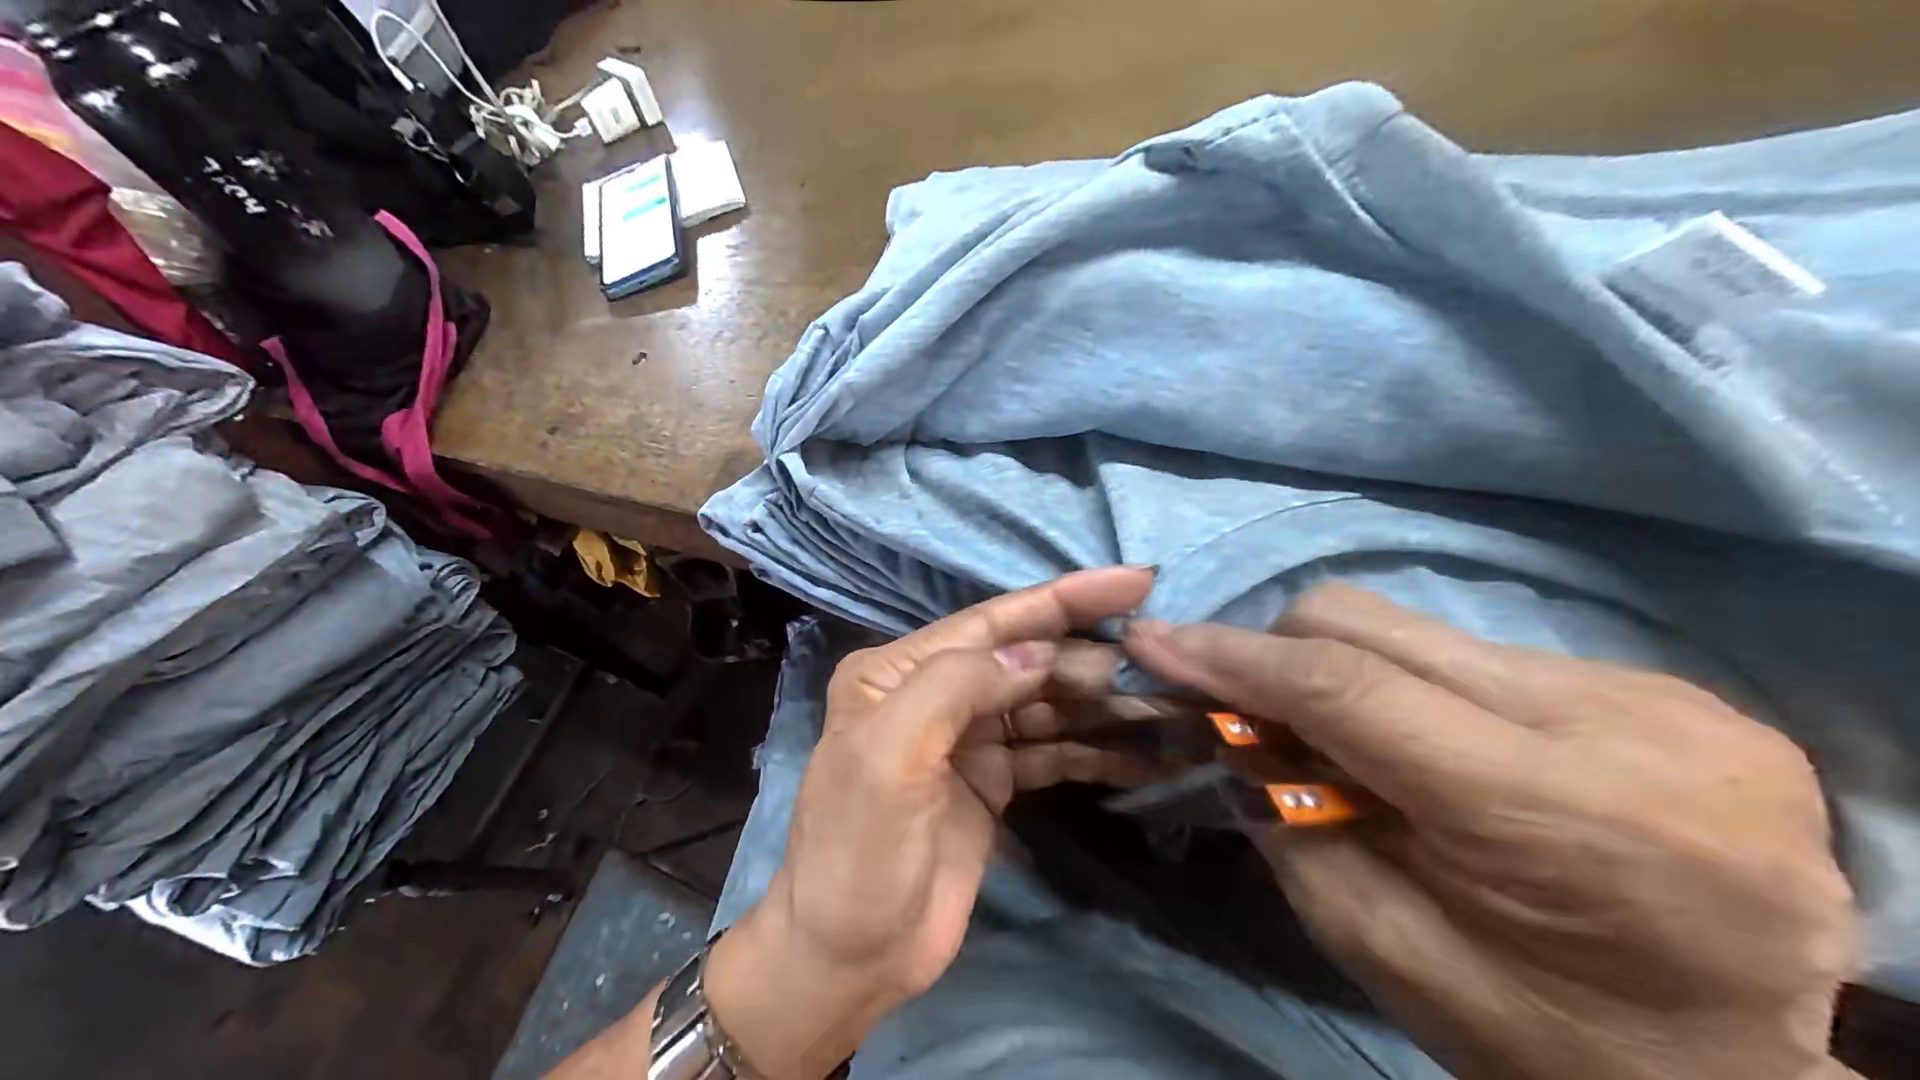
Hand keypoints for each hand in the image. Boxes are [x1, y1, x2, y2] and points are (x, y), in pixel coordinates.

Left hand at [707, 565, 1159, 1078]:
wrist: (847, 957)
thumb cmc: (857, 850)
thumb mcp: (890, 755)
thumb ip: (957, 685)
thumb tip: (1037, 652)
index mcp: (900, 670)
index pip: (994, 622)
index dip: (1064, 599)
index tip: (1135, 581)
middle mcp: (935, 692)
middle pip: (1028, 661)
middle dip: (1093, 661)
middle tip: (1163, 668)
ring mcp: (967, 738)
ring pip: (1046, 705)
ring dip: (1102, 705)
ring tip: (1166, 707)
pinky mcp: (992, 782)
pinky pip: (1052, 753)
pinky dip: (1093, 753)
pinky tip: (1141, 758)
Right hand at [1125, 584, 1857, 1079]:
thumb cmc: (1558, 1048)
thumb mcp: (1389, 952)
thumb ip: (1290, 824)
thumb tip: (1227, 726)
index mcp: (1556, 811)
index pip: (1346, 688)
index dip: (1232, 658)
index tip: (1153, 642)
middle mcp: (1616, 721)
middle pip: (1369, 623)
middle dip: (1276, 653)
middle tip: (1244, 711)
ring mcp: (1653, 692)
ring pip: (1415, 627)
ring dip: (1345, 672)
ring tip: (1343, 745)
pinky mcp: (1666, 687)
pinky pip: (1473, 652)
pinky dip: (1416, 687)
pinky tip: (1434, 751)